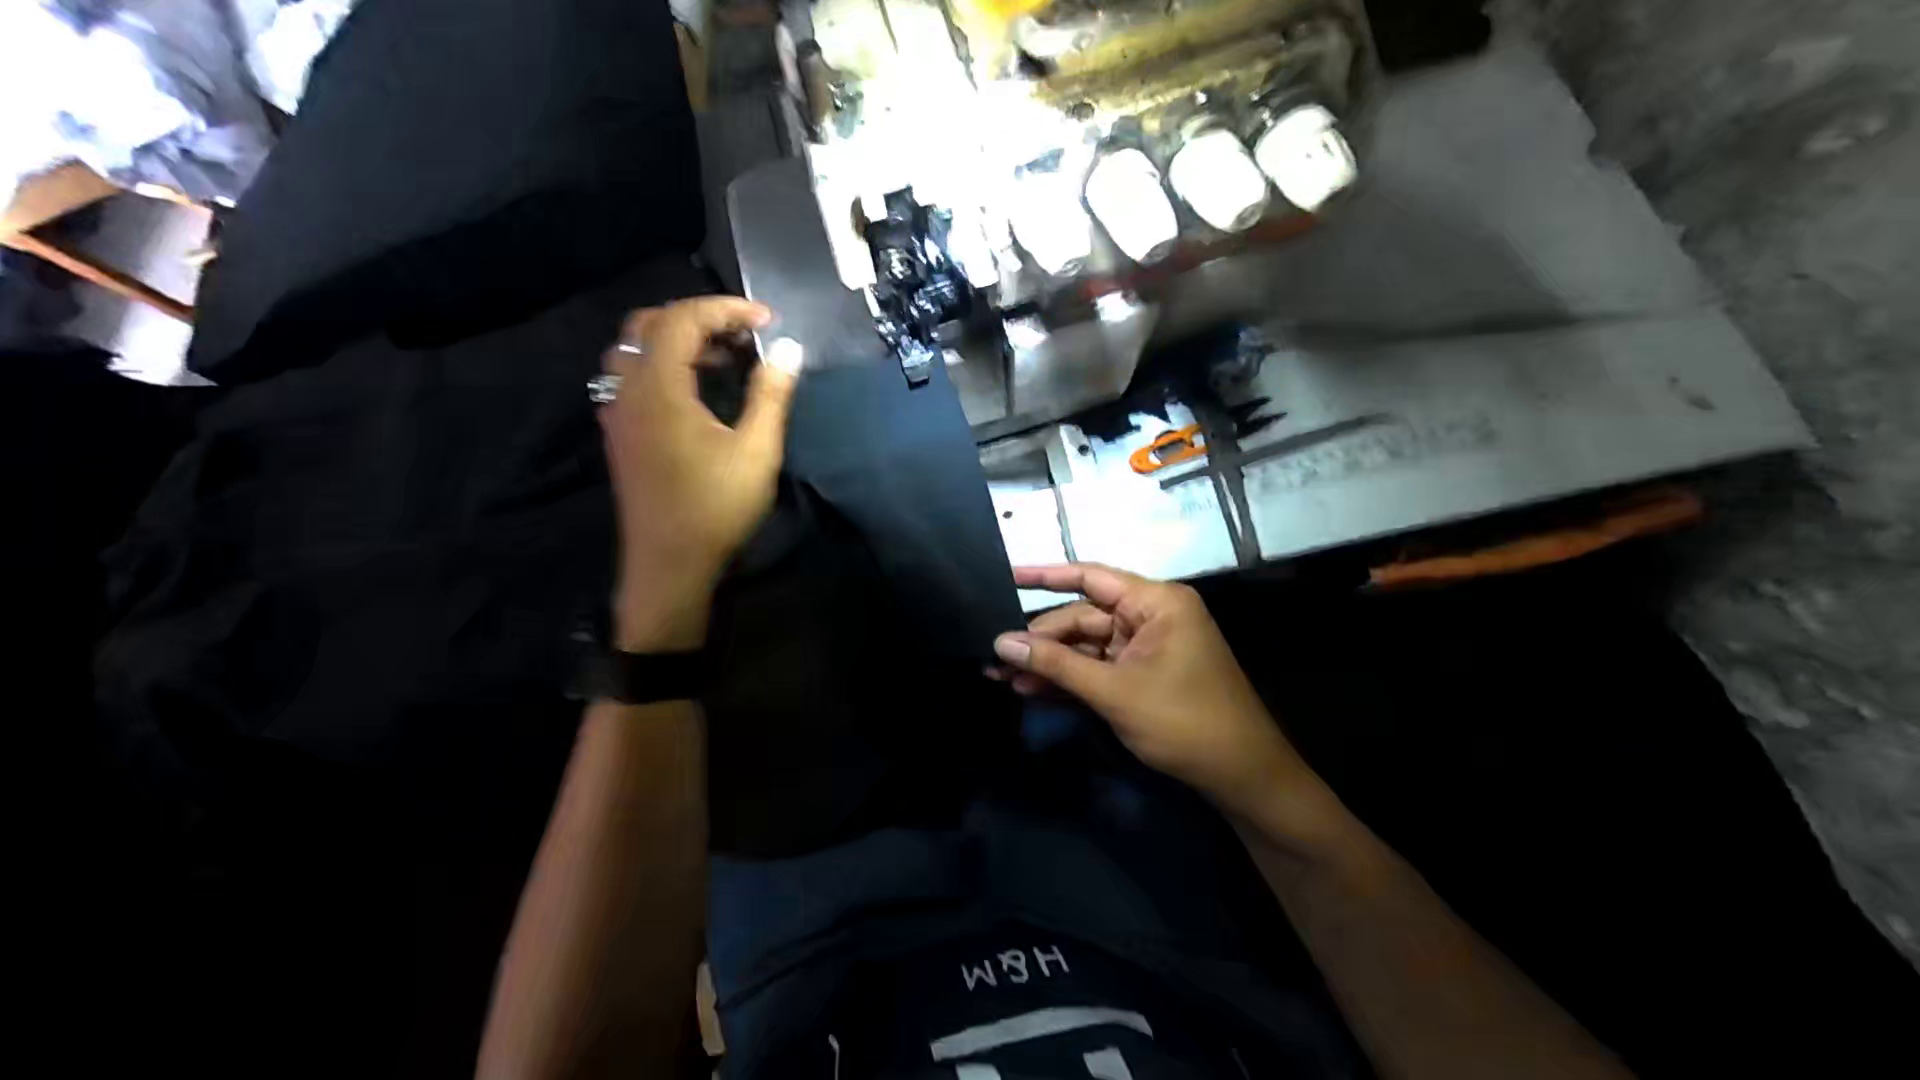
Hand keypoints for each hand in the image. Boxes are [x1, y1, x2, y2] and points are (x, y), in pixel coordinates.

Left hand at [599, 296, 803, 647]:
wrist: (668, 566)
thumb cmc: (716, 508)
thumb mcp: (756, 451)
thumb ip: (772, 395)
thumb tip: (790, 349)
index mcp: (658, 388)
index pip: (682, 319)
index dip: (725, 309)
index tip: (766, 321)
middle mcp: (627, 390)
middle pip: (650, 324)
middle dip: (698, 318)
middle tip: (743, 335)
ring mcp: (617, 412)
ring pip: (635, 349)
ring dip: (677, 340)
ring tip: (722, 358)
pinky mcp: (620, 433)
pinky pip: (630, 377)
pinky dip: (663, 365)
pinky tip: (696, 390)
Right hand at [991, 563, 1346, 854]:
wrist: (1241, 777)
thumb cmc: (1184, 722)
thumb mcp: (1113, 692)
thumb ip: (1056, 664)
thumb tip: (1001, 642)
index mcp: (1156, 603)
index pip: (1091, 577)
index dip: (1045, 575)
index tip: (1007, 575)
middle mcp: (1151, 616)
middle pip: (1083, 618)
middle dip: (1040, 640)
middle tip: (996, 658)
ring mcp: (1147, 647)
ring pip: (1086, 647)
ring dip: (1050, 663)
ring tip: (1003, 678)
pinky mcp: (1143, 675)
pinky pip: (1098, 668)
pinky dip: (1070, 679)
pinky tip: (1032, 688)